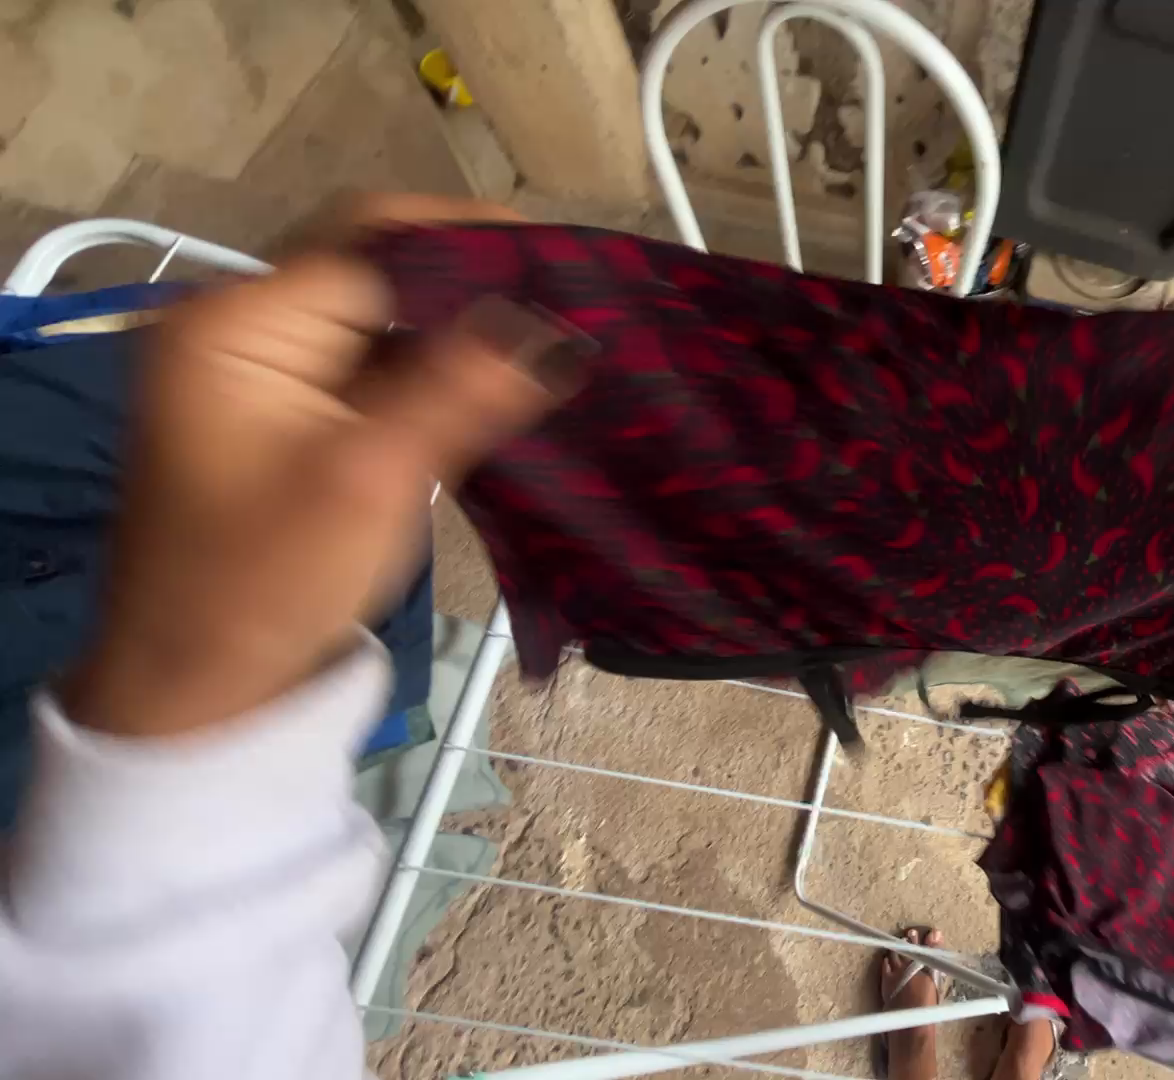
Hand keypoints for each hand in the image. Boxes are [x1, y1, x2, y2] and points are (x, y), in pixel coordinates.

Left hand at [62, 198, 585, 738]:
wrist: (212, 677)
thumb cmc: (269, 582)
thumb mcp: (371, 479)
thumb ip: (459, 392)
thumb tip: (554, 327)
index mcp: (242, 328)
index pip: (374, 244)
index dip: (474, 245)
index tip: (567, 267)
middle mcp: (258, 331)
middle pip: (386, 272)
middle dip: (482, 283)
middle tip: (575, 303)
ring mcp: (289, 374)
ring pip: (401, 323)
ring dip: (478, 328)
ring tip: (561, 337)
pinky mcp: (322, 414)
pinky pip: (400, 368)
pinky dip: (460, 370)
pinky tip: (518, 382)